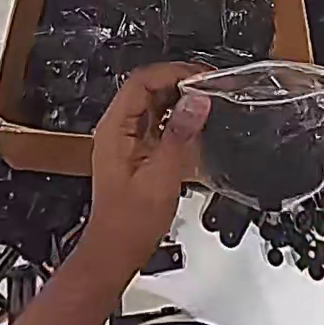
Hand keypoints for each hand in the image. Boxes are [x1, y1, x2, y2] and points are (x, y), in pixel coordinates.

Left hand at [80, 62, 209, 279]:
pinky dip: (178, 115)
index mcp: (116, 128)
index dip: (172, 73)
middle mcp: (118, 128)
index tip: (198, 78)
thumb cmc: (130, 222)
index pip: (142, 81)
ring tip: (206, 100)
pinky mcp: (138, 149)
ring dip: (180, 98)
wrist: (117, 250)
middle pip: (148, 87)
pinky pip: (158, 119)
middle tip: (208, 86)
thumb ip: (180, 134)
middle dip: (179, 82)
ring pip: (154, 102)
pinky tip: (195, 122)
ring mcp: (127, 138)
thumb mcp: (161, 175)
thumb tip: (196, 101)